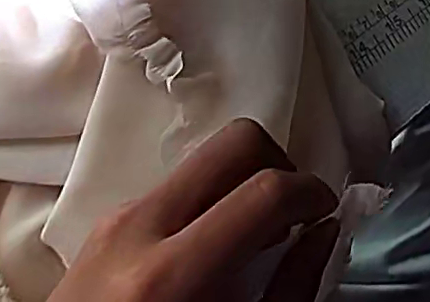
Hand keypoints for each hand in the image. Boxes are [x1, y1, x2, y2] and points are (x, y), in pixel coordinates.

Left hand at [49, 118, 339, 301]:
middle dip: (279, 162)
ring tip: (252, 233)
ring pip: (206, 157)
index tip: (324, 210)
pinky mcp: (104, 222)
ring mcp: (116, 219)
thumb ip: (289, 294)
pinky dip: (211, 199)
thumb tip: (325, 231)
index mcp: (167, 280)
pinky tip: (212, 247)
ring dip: (244, 180)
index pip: (262, 193)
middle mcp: (138, 229)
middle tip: (291, 209)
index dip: (309, 192)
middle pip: (234, 142)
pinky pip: (178, 184)